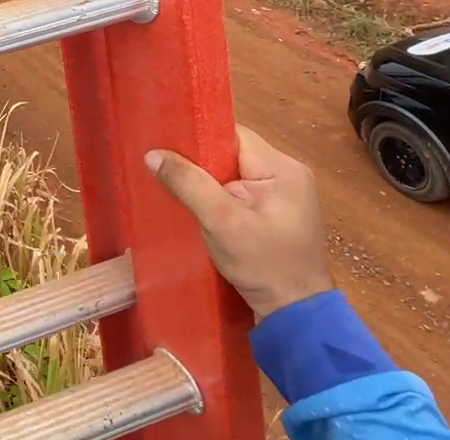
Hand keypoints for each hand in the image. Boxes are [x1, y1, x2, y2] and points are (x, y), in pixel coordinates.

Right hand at [145, 125, 333, 318]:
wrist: (296, 315)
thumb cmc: (264, 265)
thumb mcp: (221, 222)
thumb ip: (188, 183)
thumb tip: (152, 154)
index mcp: (282, 168)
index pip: (230, 134)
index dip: (196, 137)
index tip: (166, 146)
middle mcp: (287, 173)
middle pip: (229, 150)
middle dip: (198, 160)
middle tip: (166, 168)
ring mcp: (283, 192)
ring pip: (230, 169)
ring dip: (205, 178)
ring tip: (177, 185)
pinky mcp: (276, 209)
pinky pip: (237, 187)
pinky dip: (216, 192)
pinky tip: (198, 203)